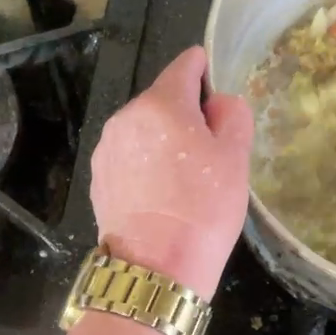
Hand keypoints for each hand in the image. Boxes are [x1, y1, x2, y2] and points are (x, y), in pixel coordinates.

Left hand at [90, 46, 254, 295]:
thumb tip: (218, 104)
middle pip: (162, 102)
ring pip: (144, 132)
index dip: (203, 69)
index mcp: (161, 104)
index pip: (184, 66)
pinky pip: (130, 160)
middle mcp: (126, 118)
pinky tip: (163, 196)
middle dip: (185, 114)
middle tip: (211, 148)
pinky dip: (147, 167)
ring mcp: (107, 150)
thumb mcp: (235, 159)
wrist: (157, 268)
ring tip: (186, 178)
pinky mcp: (99, 180)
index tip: (213, 77)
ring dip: (165, 142)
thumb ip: (233, 116)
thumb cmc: (204, 209)